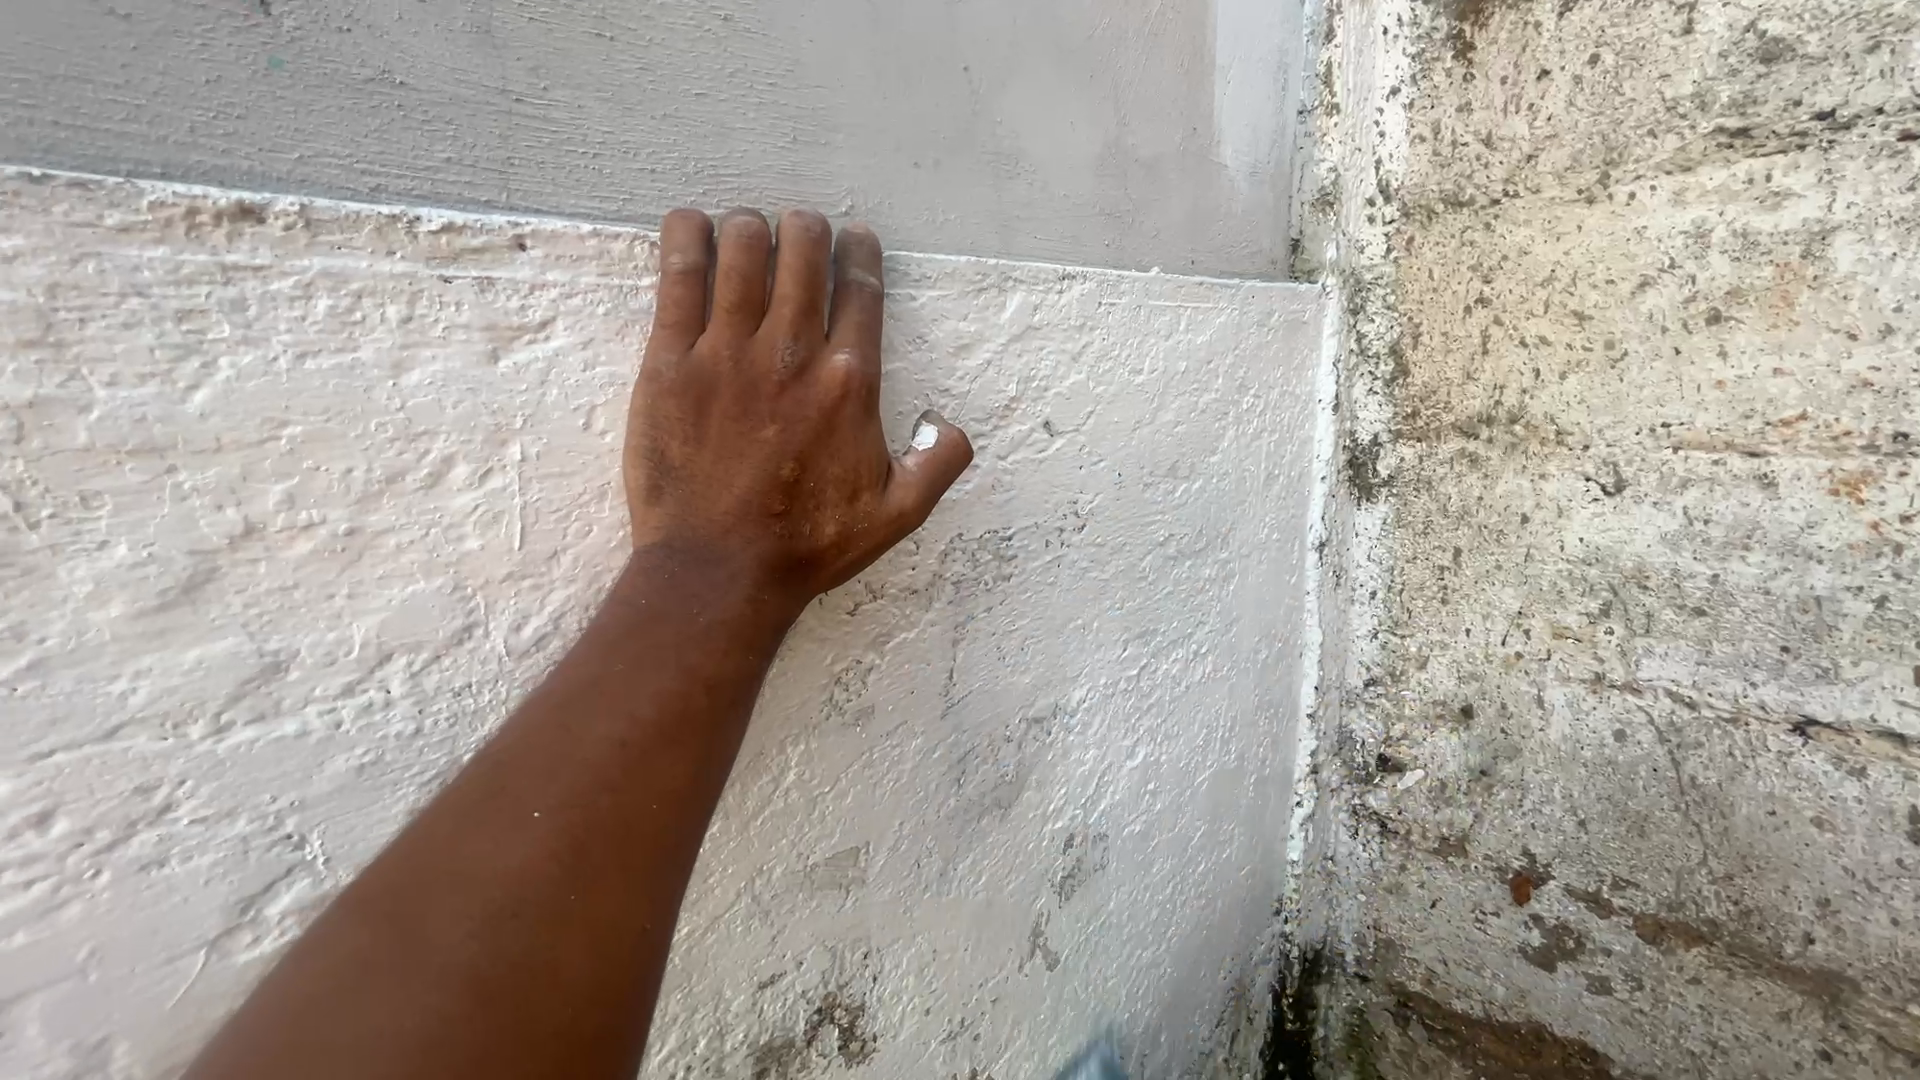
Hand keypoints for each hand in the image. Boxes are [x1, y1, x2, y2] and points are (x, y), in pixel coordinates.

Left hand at [623, 208, 972, 613]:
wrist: (720, 570)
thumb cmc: (807, 545)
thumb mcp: (899, 516)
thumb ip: (941, 463)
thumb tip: (948, 424)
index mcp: (848, 383)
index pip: (860, 289)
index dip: (859, 252)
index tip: (854, 239)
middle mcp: (792, 354)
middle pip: (803, 253)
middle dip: (807, 229)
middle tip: (801, 234)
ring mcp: (727, 353)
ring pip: (743, 249)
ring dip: (752, 227)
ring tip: (750, 233)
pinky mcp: (670, 362)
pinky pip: (679, 275)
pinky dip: (687, 236)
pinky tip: (693, 224)